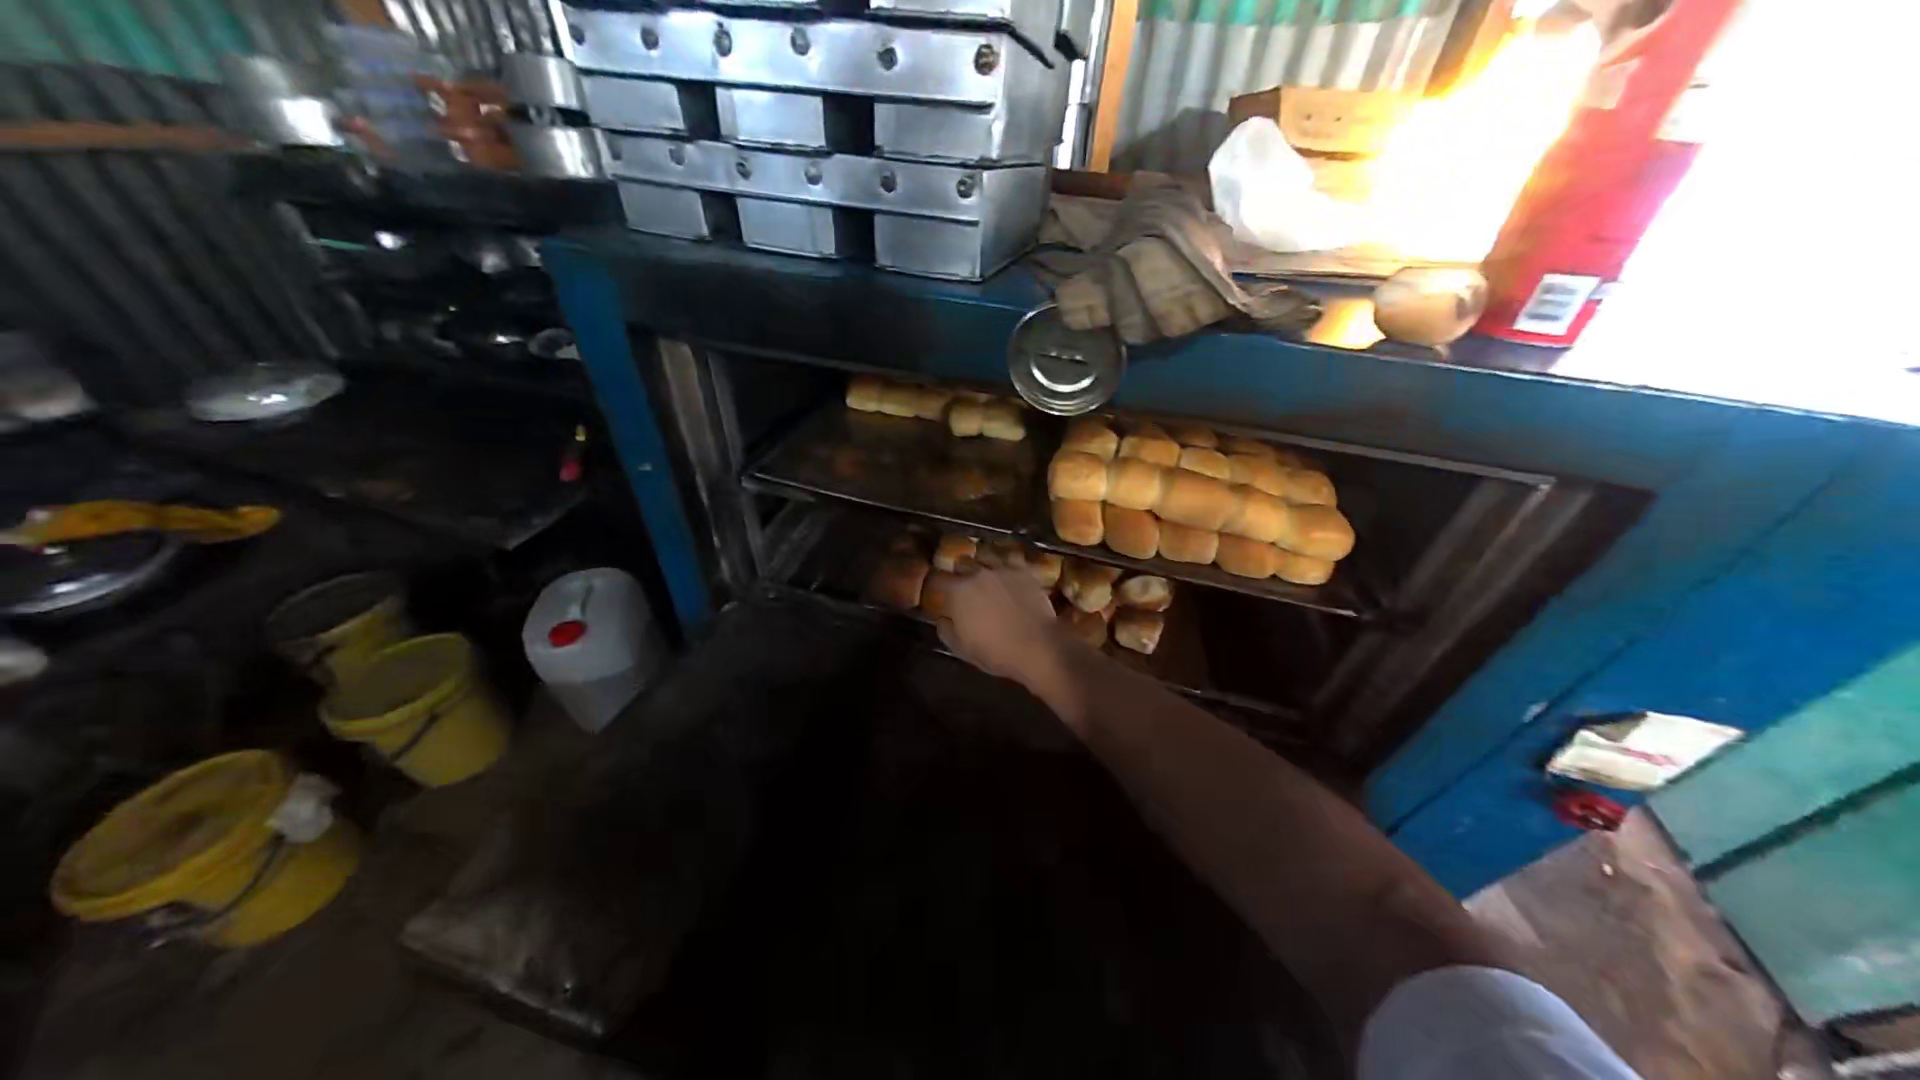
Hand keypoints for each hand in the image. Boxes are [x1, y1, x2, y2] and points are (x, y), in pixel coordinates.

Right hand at [933, 567, 1069, 692]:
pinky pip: (1012, 557)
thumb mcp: (962, 649)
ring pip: (986, 554)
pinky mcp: (1024, 570)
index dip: (938, 585)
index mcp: (958, 592)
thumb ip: (946, 630)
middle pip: (962, 562)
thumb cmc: (995, 652)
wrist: (1036, 647)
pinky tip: (1008, 567)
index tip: (940, 592)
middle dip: (960, 571)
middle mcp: (977, 573)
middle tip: (964, 582)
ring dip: (983, 561)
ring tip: (985, 570)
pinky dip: (1007, 560)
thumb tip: (943, 619)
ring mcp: (1002, 569)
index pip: (939, 580)